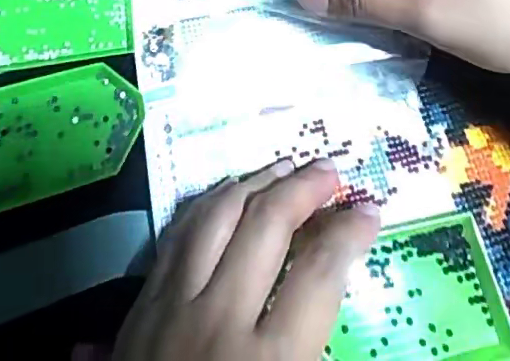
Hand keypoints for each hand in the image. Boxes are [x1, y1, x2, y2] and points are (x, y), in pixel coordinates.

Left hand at [114, 159, 379, 360]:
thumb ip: (312, 344)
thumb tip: (334, 286)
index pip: (320, 272)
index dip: (350, 233)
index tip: (370, 210)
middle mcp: (218, 321)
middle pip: (267, 226)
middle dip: (305, 189)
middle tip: (330, 171)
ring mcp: (171, 308)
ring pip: (216, 217)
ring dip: (255, 182)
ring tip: (284, 165)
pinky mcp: (138, 309)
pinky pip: (177, 235)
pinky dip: (209, 204)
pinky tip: (227, 193)